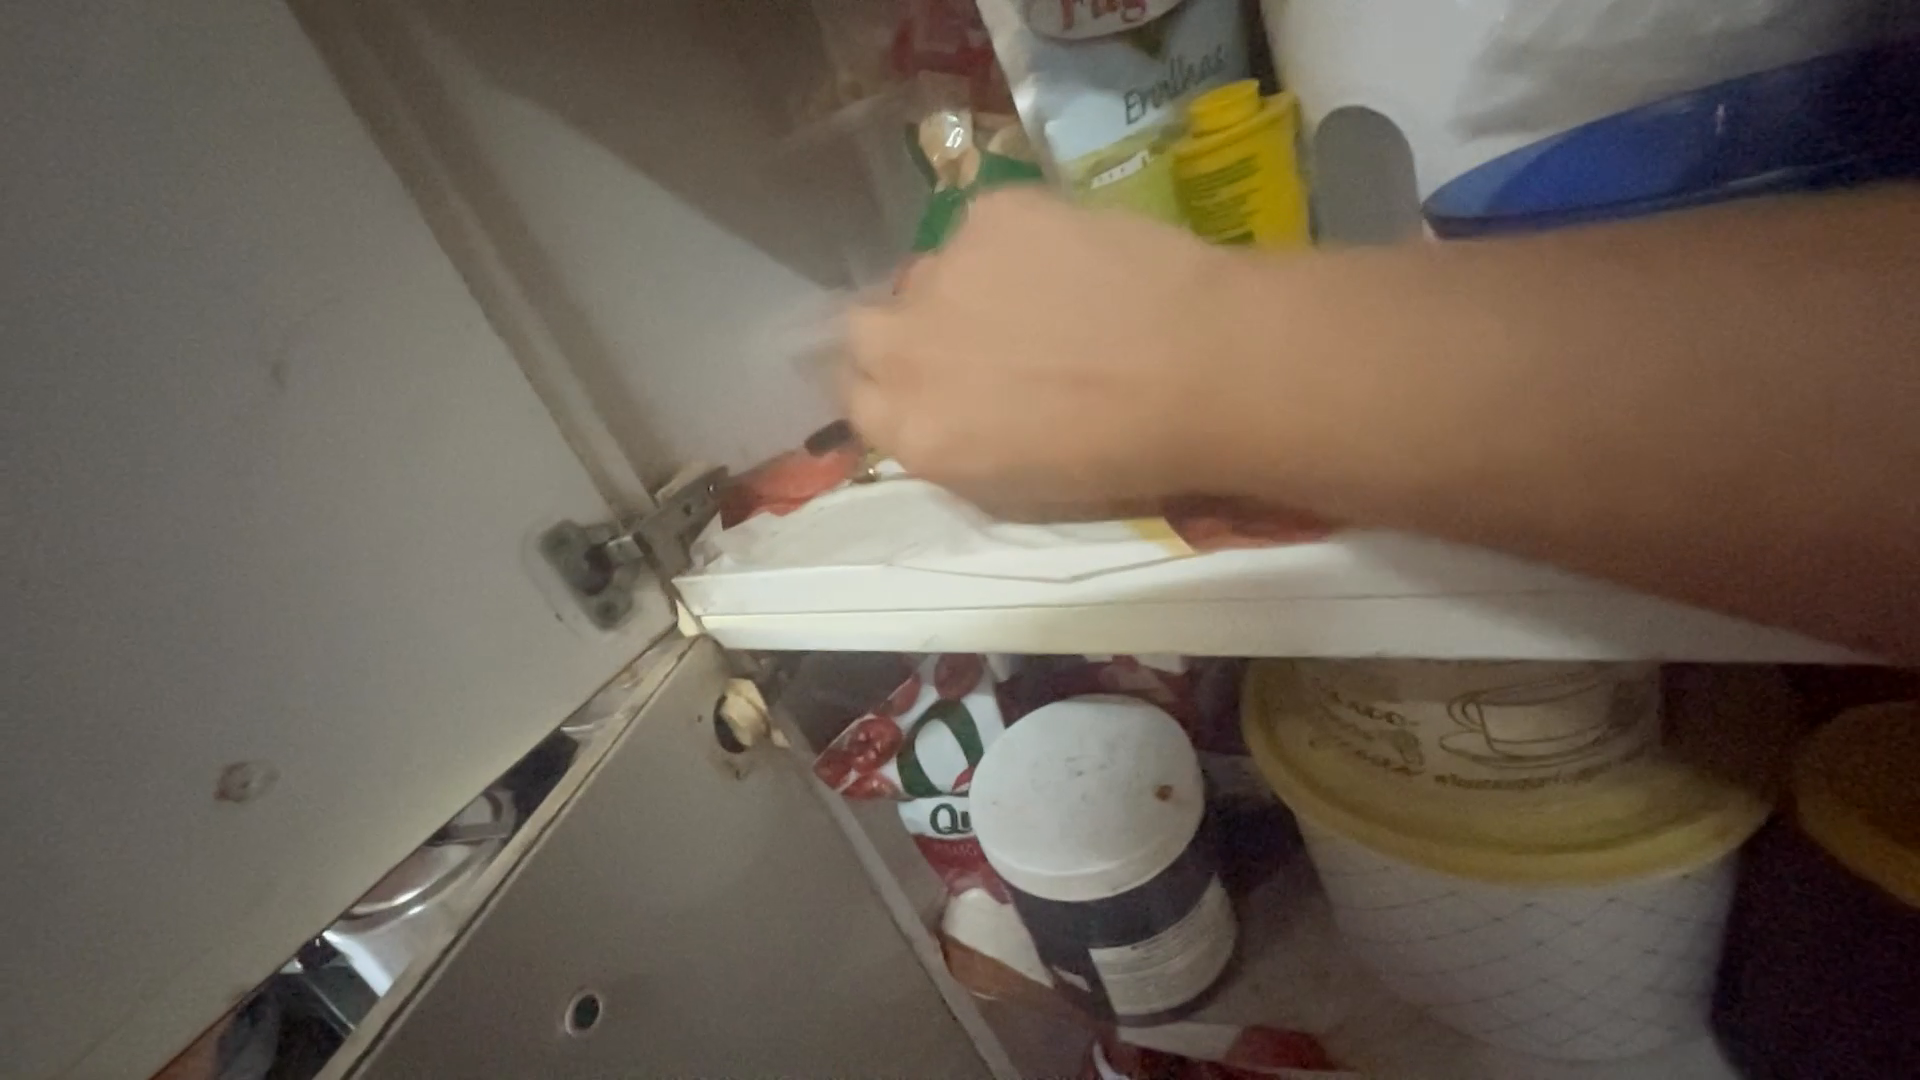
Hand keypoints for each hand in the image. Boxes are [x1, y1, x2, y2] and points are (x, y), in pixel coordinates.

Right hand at [843, 189, 1249, 517]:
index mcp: (914, 432)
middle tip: (960, 340)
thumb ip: (949, 442)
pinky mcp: (991, 215)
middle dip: (898, 337)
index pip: (855, 401)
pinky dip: (1009, 246)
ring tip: (1031, 297)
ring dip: (956, 290)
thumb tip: (933, 402)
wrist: (1199, 370)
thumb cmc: (1118, 457)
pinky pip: (978, 230)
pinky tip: (1067, 261)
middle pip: (862, 331)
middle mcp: (906, 353)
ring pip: (923, 275)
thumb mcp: (1014, 486)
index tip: (921, 386)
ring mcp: (944, 275)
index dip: (886, 390)